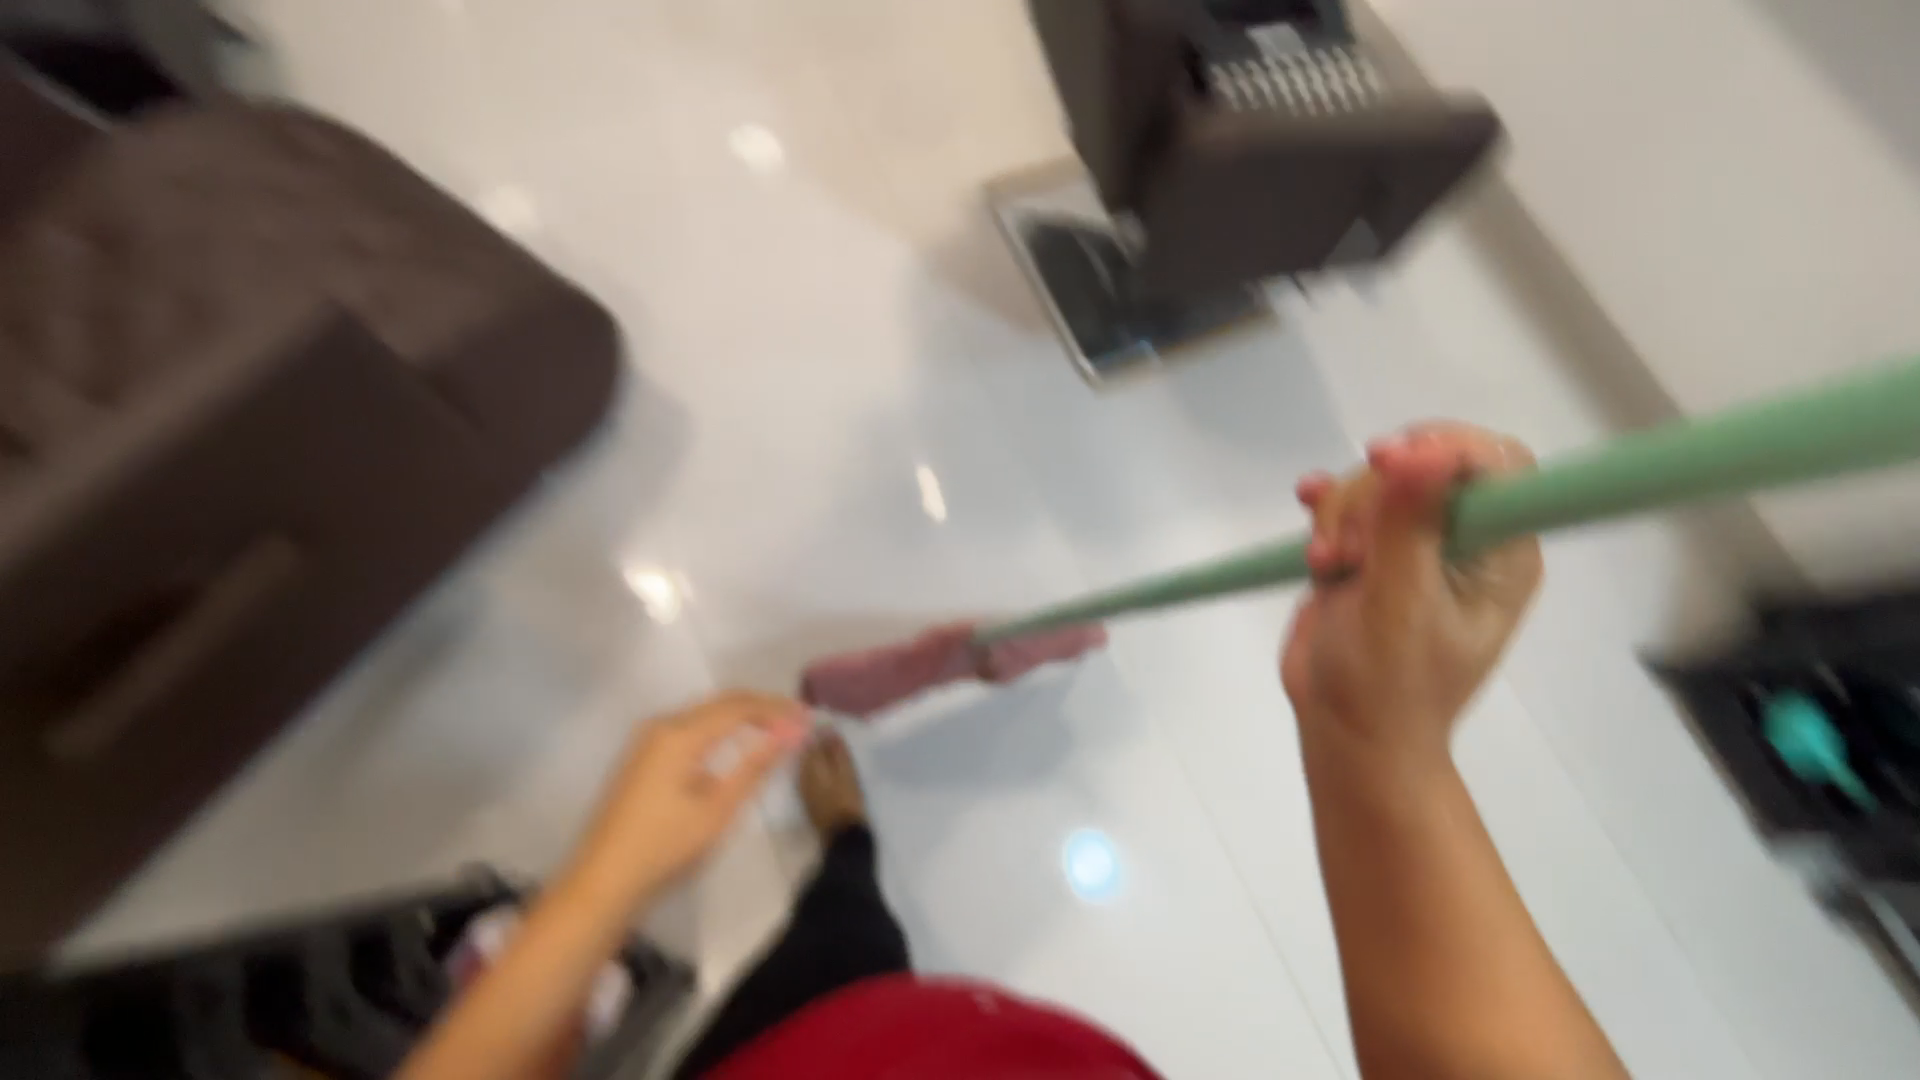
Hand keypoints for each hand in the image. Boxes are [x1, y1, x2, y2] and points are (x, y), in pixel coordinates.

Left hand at [568, 692, 810, 902]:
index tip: (808, 717)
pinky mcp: (642, 755)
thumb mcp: (718, 809)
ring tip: (774, 728)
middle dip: (761, 707)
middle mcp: (662, 725)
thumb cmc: (665, 847)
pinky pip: (690, 726)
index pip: (739, 707)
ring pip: (704, 712)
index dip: (776, 709)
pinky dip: (719, 727)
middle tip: (796, 720)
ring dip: (741, 715)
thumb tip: (791, 733)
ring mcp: (647, 739)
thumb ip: (755, 766)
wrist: (601, 882)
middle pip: (721, 702)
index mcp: (680, 735)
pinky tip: (736, 742)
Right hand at [1281, 423, 1542, 763]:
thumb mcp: (1400, 607)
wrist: (1344, 729)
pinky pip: (1344, 504)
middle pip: (1419, 465)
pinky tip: (1304, 500)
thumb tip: (1421, 453)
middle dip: (1371, 498)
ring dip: (1338, 516)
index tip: (1388, 462)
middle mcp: (1460, 538)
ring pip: (1372, 484)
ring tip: (1328, 568)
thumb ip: (1409, 527)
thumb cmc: (1387, 684)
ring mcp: (1408, 543)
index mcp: (1498, 551)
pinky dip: (1322, 505)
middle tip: (1350, 555)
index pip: (1496, 465)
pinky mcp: (1364, 552)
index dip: (1445, 449)